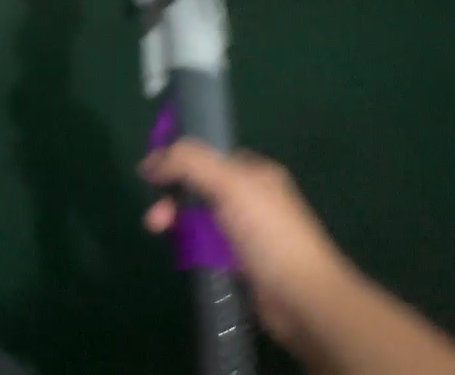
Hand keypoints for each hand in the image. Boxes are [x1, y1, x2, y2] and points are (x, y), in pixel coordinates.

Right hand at [139, 140, 355, 346]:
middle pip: (196, 184)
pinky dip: (188, 242)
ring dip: (174, 218)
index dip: (176, 159)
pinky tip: (179, 249)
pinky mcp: (240, 260)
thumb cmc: (269, 234)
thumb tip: (149, 162)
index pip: (206, 155)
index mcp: (254, 173)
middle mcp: (250, 197)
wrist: (305, 300)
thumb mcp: (229, 184)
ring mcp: (245, 230)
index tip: (152, 172)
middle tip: (155, 213)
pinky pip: (204, 242)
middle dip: (171, 194)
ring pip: (197, 214)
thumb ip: (187, 162)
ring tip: (158, 230)